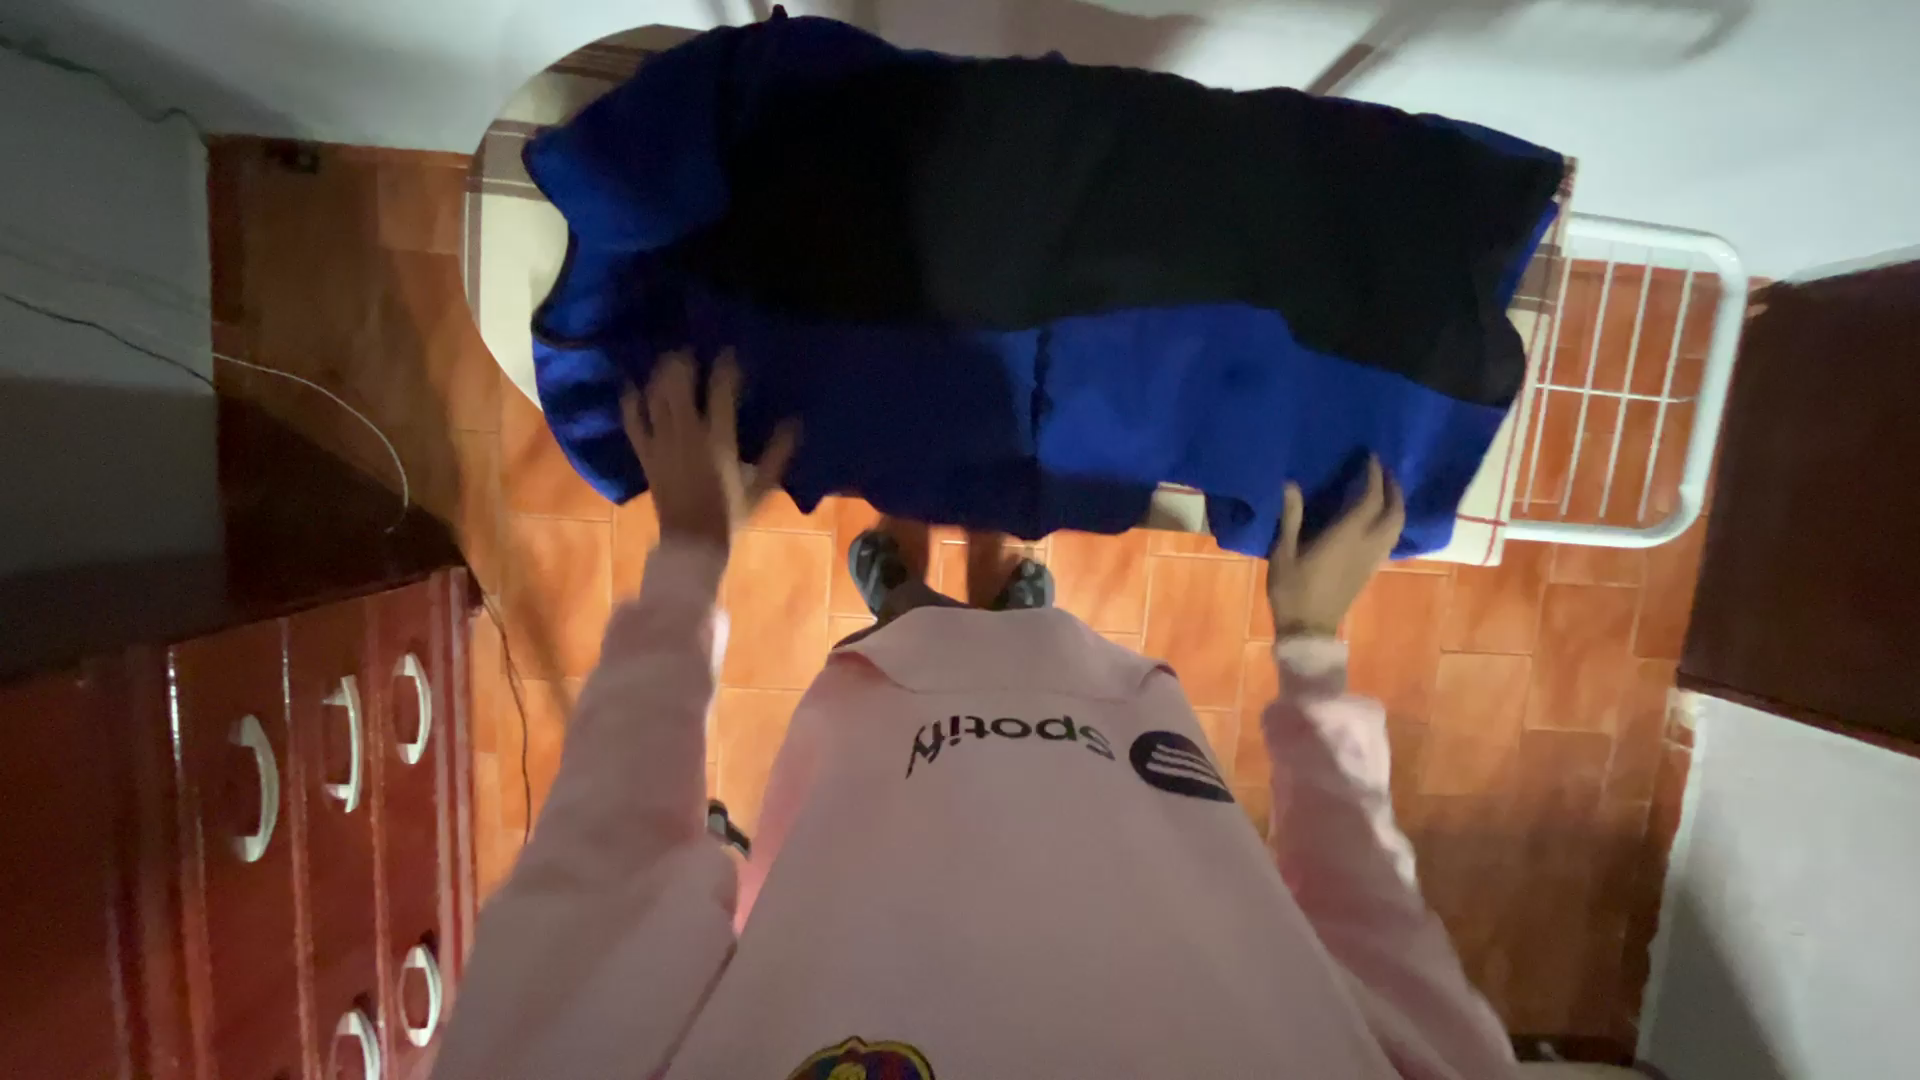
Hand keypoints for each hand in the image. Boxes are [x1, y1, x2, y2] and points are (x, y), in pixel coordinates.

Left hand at [621, 349, 798, 551]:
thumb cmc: (731, 514)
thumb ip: (778, 453)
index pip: (720, 392)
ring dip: (661, 375)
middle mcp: (686, 434)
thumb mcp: (762, 486)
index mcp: (718, 440)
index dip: (725, 368)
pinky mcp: (645, 453)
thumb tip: (794, 423)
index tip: (729, 353)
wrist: (693, 541)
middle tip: (690, 351)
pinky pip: (632, 421)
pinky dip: (632, 401)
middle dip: (683, 363)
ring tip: (668, 362)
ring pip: (656, 396)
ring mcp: (661, 442)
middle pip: (679, 385)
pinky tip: (634, 387)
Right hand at [1265, 457, 1404, 638]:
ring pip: (1397, 526)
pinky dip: (1391, 521)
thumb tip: (1290, 484)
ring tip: (1385, 491)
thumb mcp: (1284, 552)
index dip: (1373, 476)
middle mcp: (1368, 544)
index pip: (1371, 499)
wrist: (1308, 628)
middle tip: (1383, 470)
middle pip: (1394, 511)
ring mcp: (1373, 558)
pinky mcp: (1371, 569)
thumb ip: (1291, 517)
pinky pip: (1391, 538)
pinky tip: (1378, 519)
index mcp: (1347, 536)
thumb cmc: (1292, 589)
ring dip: (1396, 504)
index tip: (1370, 458)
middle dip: (1393, 488)